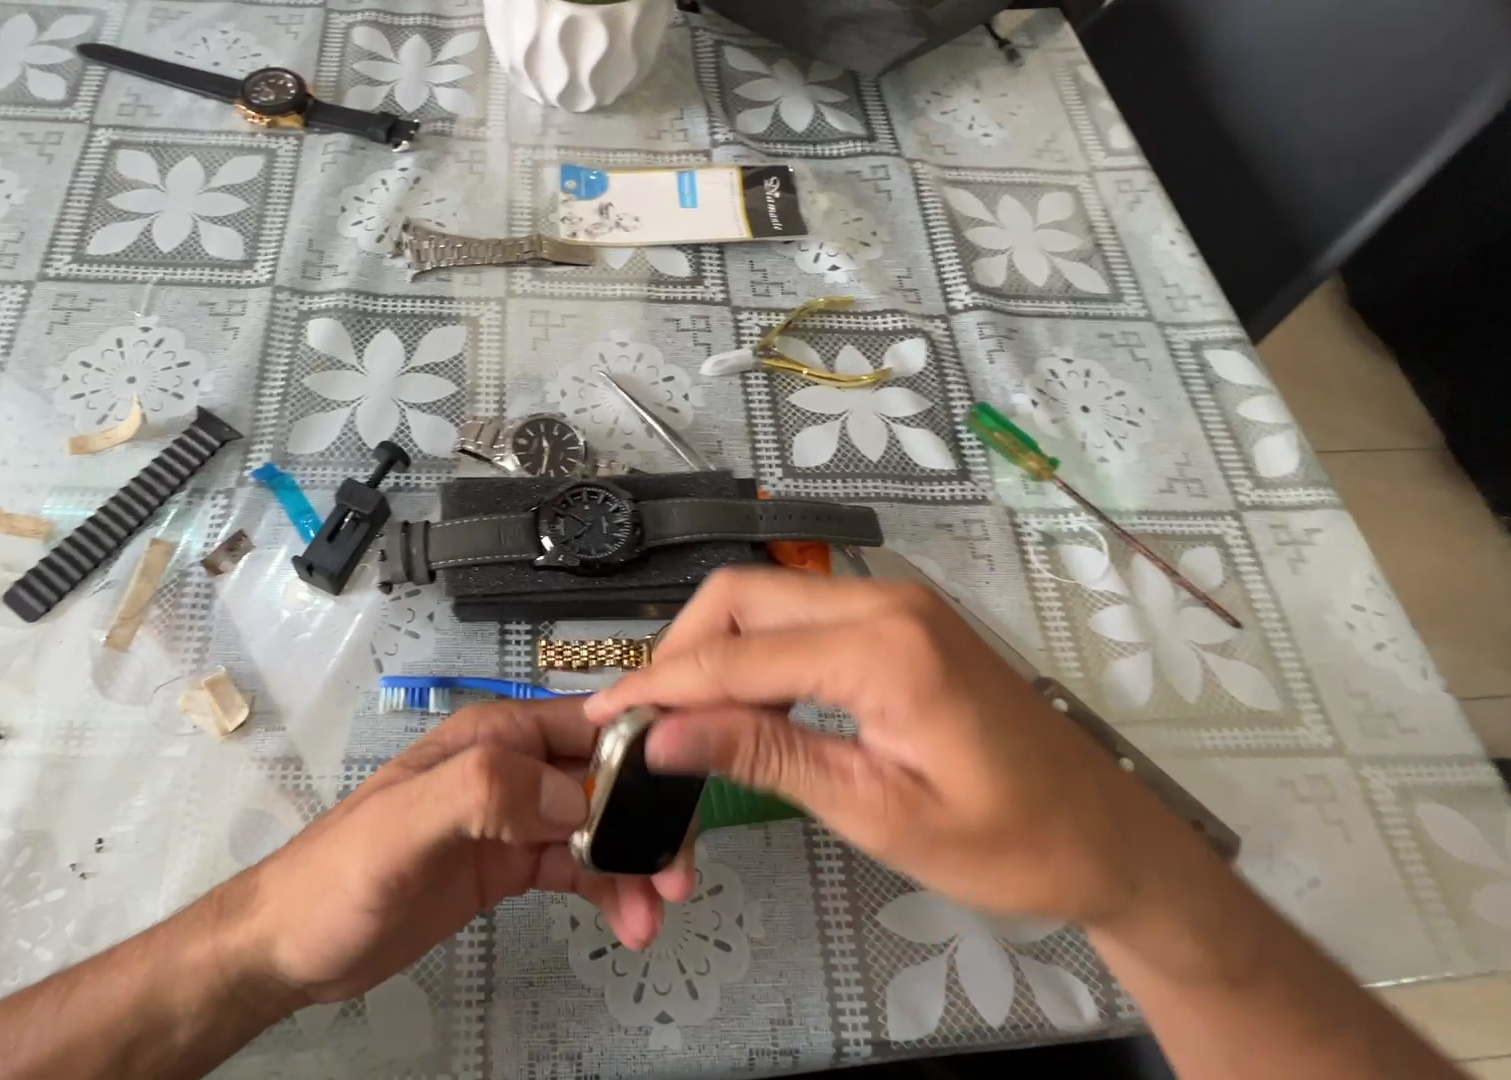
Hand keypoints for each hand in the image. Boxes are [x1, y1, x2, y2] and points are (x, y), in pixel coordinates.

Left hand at [222, 696, 695, 1008]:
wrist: (297, 943)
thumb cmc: (340, 873)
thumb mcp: (404, 823)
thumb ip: (482, 791)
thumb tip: (565, 796)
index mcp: (491, 737)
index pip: (584, 725)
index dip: (639, 751)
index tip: (681, 795)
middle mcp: (509, 768)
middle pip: (603, 778)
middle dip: (646, 819)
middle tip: (677, 875)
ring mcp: (512, 816)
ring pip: (596, 826)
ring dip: (632, 864)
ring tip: (653, 914)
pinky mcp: (509, 862)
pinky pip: (575, 865)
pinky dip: (608, 888)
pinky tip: (626, 920)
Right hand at [585, 567, 1208, 928]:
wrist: (1112, 837)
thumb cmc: (1008, 844)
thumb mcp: (875, 812)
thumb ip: (764, 756)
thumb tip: (664, 736)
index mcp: (883, 650)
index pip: (736, 656)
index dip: (661, 685)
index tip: (607, 715)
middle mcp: (881, 601)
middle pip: (738, 596)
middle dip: (677, 651)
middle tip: (645, 716)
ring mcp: (891, 601)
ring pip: (761, 597)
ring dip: (710, 647)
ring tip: (679, 712)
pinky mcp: (894, 616)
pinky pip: (795, 615)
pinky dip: (750, 649)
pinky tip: (736, 696)